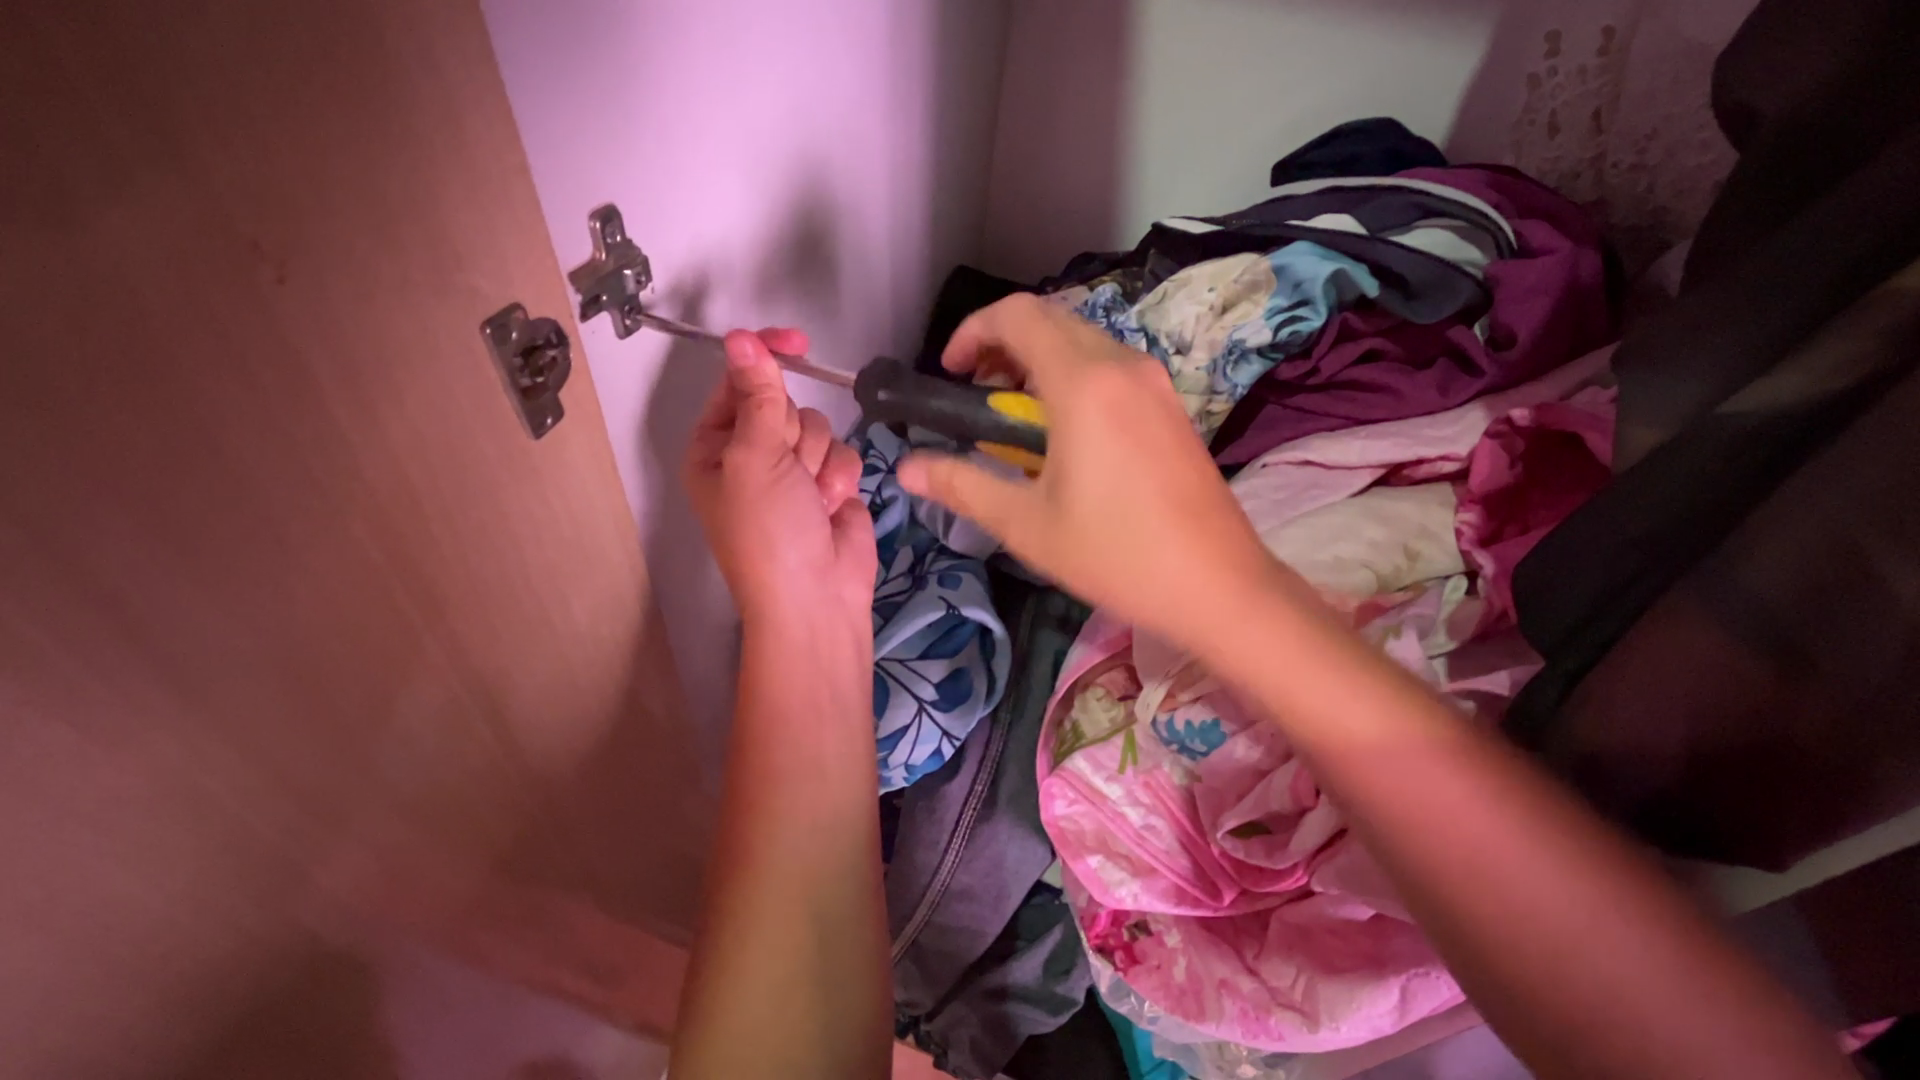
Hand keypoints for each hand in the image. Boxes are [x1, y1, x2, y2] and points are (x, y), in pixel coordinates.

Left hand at [685, 328, 875, 631]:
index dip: (764, 359)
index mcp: (714, 447)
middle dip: (796, 435)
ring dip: (820, 463)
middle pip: (786, 403)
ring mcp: (794, 472)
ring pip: (821, 428)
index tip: (795, 341)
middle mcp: (752, 455)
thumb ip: (758, 395)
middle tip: (789, 470)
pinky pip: (845, 455)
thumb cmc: (768, 531)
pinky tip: (832, 509)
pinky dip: (842, 480)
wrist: (816, 598)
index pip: (738, 382)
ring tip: (811, 499)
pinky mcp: (832, 486)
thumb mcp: (754, 458)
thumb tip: (742, 337)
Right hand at [896, 295, 1286, 649]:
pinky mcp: (1171, 405)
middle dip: (1002, 345)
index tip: (950, 373)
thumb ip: (962, 486)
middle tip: (976, 397)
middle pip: (1050, 319)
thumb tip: (907, 469)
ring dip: (1038, 361)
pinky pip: (1111, 366)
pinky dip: (1073, 377)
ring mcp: (1154, 383)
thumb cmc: (1115, 554)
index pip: (1017, 315)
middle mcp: (1122, 365)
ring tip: (1015, 419)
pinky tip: (1065, 433)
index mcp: (1083, 383)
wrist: (1218, 584)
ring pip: (1083, 340)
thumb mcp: (1027, 524)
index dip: (973, 331)